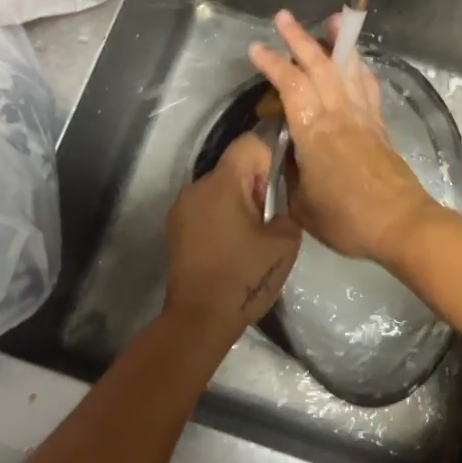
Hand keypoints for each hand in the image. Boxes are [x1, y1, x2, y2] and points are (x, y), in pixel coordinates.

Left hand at [162, 134, 301, 348]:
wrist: (198, 319)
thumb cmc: (244, 277)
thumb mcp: (284, 243)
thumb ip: (286, 210)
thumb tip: (279, 201)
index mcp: (222, 184)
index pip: (249, 143)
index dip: (271, 154)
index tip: (283, 180)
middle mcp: (196, 187)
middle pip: (233, 167)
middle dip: (256, 183)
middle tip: (272, 216)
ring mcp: (181, 208)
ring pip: (218, 190)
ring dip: (238, 202)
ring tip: (254, 235)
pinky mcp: (175, 229)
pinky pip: (205, 209)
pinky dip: (221, 217)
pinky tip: (234, 246)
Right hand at [247, 10, 443, 262]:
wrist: (400, 224)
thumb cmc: (346, 219)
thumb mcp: (301, 205)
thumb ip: (289, 176)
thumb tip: (286, 158)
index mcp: (315, 132)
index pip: (291, 86)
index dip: (272, 64)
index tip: (257, 48)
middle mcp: (340, 115)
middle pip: (320, 66)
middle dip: (299, 40)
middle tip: (283, 17)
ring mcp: (363, 117)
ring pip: (347, 69)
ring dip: (337, 44)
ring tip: (331, 21)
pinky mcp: (379, 125)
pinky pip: (367, 86)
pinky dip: (358, 68)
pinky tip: (354, 61)